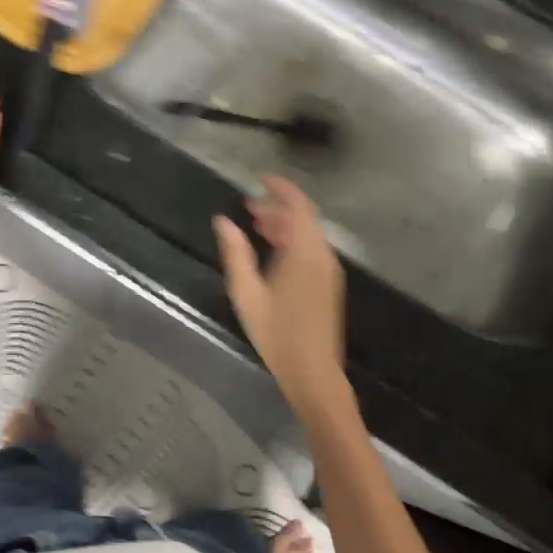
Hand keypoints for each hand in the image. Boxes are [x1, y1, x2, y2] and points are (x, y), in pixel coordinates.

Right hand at [213, 175, 351, 419]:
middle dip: (277, 207)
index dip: (280, 188)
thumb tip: (223, 221)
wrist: (313, 372)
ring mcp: (329, 271)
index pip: (298, 206)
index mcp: (304, 252)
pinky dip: (293, 241)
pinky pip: (312, 249)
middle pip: (303, 218)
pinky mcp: (328, 284)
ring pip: (308, 234)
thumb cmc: (277, 333)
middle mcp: (322, 255)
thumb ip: (235, 253)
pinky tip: (272, 253)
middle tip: (249, 208)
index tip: (259, 179)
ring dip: (284, 225)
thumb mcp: (247, 293)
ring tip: (256, 227)